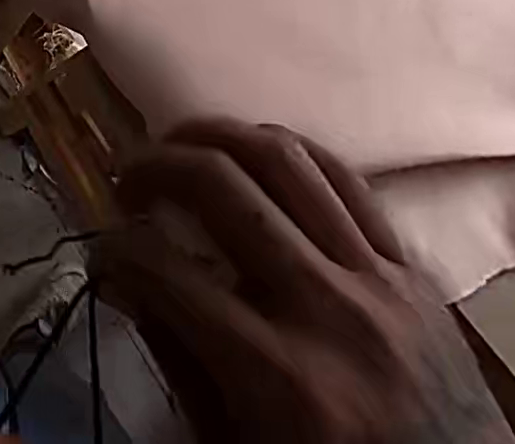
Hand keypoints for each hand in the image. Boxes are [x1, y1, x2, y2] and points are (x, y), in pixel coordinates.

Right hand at [95, 119, 514, 443]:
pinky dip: (284, 149)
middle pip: (222, 187)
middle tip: (126, 177)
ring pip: (283, 159)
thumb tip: (125, 280)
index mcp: (284, 379)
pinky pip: (343, 176)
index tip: (103, 248)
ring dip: (212, 135)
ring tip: (177, 143)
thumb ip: (178, 357)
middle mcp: (332, 311)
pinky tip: (247, 151)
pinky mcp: (412, 268)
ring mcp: (380, 280)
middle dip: (154, 166)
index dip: (116, 249)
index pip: (168, 272)